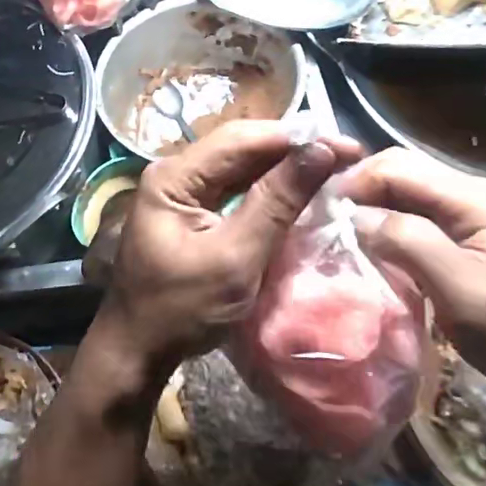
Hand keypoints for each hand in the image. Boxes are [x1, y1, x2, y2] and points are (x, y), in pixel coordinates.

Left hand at [99, 122, 362, 379]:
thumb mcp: (234, 257)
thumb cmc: (181, 309)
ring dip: (283, 168)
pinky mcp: (190, 211)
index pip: (242, 139)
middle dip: (294, 150)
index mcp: (174, 176)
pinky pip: (234, 188)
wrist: (137, 348)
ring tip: (333, 170)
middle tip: (349, 157)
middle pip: (241, 148)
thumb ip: (276, 203)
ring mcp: (180, 191)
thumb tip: (321, 151)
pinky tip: (298, 191)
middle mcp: (174, 173)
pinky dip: (267, 189)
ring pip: (240, 167)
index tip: (348, 147)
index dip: (297, 138)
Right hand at [343, 148, 485, 411]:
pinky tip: (373, 251)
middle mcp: (474, 194)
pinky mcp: (470, 237)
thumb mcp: (463, 290)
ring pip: (406, 194)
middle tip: (326, 227)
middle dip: (359, 193)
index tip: (321, 217)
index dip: (355, 184)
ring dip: (372, 211)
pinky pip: (418, 217)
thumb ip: (409, 243)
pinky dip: (389, 228)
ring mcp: (474, 215)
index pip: (397, 166)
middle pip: (401, 172)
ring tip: (341, 238)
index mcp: (475, 198)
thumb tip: (356, 215)